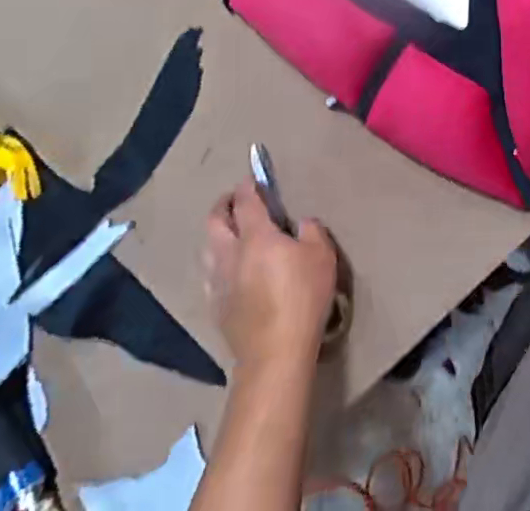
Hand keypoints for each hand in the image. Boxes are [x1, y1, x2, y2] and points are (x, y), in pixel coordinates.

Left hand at [203, 180, 339, 374]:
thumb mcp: (322, 256)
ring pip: (207, 247)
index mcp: (256, 237)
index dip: (247, 187)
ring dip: (217, 234)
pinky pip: (210, 273)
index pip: (245, 202)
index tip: (251, 179)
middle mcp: (230, 253)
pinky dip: (217, 261)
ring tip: (230, 233)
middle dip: (222, 205)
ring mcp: (218, 281)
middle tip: (234, 200)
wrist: (275, 351)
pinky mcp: (215, 305)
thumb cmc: (303, 296)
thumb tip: (301, 224)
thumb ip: (311, 232)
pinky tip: (229, 269)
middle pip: (215, 221)